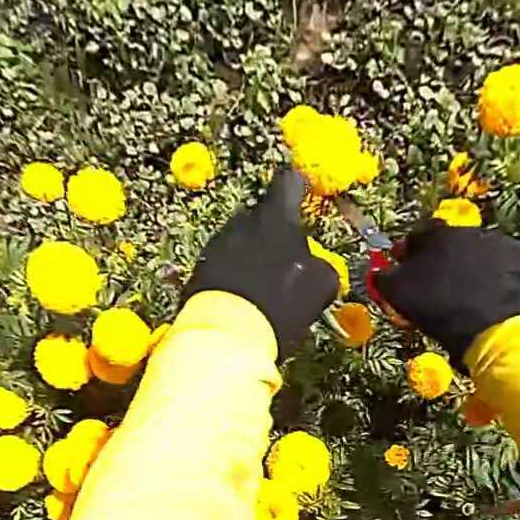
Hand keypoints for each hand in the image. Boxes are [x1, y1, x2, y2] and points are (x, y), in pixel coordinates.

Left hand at [185, 169, 340, 355]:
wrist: (226, 336)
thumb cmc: (281, 305)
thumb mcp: (318, 288)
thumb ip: (322, 268)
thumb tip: (318, 267)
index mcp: (277, 219)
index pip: (288, 183)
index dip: (296, 188)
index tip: (300, 195)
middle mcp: (243, 222)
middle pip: (261, 217)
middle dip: (271, 234)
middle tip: (283, 264)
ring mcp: (216, 245)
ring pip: (239, 241)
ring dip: (249, 257)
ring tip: (260, 289)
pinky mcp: (197, 270)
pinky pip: (220, 265)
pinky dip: (231, 277)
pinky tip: (241, 302)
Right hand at [372, 223, 519, 362]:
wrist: (496, 328)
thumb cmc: (441, 310)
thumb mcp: (402, 296)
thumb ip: (386, 279)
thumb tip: (377, 272)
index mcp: (438, 234)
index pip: (416, 235)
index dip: (408, 253)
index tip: (404, 269)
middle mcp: (470, 230)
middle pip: (449, 242)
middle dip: (439, 259)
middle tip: (433, 285)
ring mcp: (500, 244)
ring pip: (476, 253)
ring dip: (468, 268)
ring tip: (463, 295)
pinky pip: (501, 268)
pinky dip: (493, 279)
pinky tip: (488, 300)